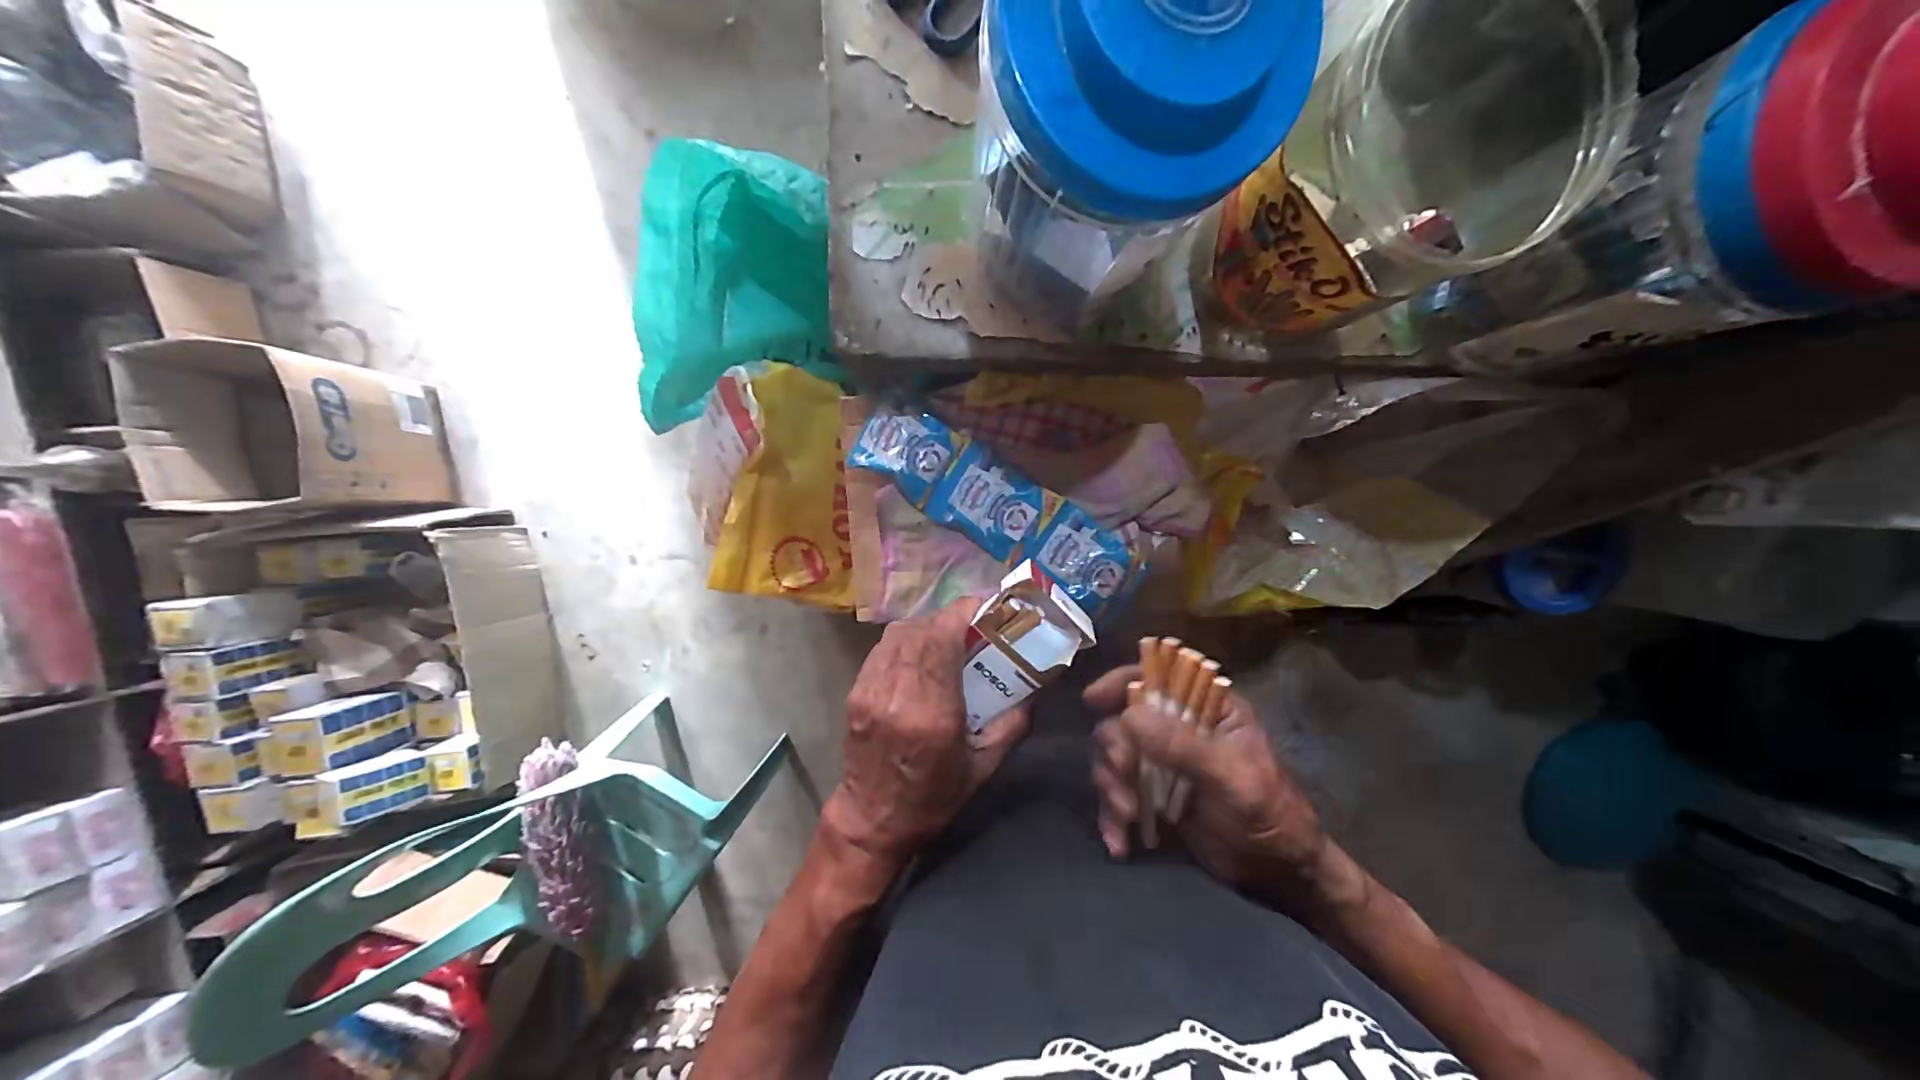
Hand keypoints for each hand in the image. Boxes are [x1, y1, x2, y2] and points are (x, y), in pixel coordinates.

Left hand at [823, 598, 1030, 868]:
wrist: (873, 820)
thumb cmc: (934, 797)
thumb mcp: (985, 766)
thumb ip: (1013, 722)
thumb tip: (1034, 686)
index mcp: (932, 713)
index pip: (942, 637)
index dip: (964, 612)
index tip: (987, 606)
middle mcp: (897, 693)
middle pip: (922, 629)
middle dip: (951, 618)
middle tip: (974, 624)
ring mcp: (871, 689)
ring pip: (899, 633)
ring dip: (927, 626)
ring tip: (949, 636)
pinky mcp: (856, 690)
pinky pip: (883, 647)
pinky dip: (906, 640)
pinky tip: (922, 653)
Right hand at [1085, 664, 1325, 902]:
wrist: (1280, 873)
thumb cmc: (1270, 814)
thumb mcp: (1233, 778)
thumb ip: (1184, 747)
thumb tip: (1129, 716)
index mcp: (1207, 707)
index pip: (1158, 675)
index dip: (1122, 681)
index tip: (1094, 700)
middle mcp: (1179, 727)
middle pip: (1123, 719)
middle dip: (1115, 749)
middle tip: (1123, 775)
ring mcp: (1162, 763)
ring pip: (1113, 757)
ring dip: (1110, 785)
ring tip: (1127, 816)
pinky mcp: (1152, 796)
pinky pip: (1117, 795)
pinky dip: (1111, 817)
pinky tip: (1118, 842)